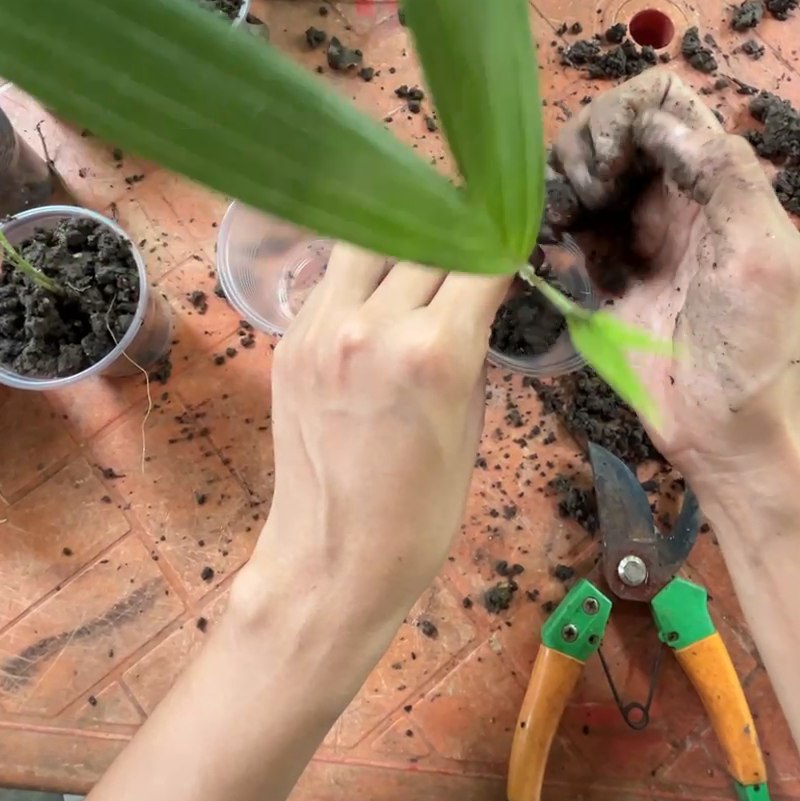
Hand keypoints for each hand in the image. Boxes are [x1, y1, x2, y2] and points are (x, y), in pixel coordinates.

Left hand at [241, 246, 508, 627]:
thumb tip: (476, 296)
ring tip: (418, 261)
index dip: (501, 247)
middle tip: (470, 250)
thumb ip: (472, 345)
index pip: (478, 262)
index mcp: (434, 351)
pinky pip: (332, 280)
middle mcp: (374, 325)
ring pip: (369, 244)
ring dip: (402, 246)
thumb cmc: (423, 510)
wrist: (334, 557)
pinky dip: (362, 276)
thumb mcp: (471, 421)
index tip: (509, 243)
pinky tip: (376, 294)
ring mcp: (322, 327)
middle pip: (426, 243)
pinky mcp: (290, 338)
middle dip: (457, 243)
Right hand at [551, 70, 799, 487]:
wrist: (721, 432)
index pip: (664, 103)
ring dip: (563, 178)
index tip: (615, 165)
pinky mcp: (593, 268)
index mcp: (713, 181)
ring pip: (577, 165)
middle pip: (609, 126)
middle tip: (590, 196)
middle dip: (587, 144)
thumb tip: (659, 124)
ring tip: (569, 221)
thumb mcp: (764, 258)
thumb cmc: (754, 349)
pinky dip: (547, 215)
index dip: (628, 115)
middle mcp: (665, 194)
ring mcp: (626, 230)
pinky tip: (555, 241)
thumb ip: (726, 177)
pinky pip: (560, 218)